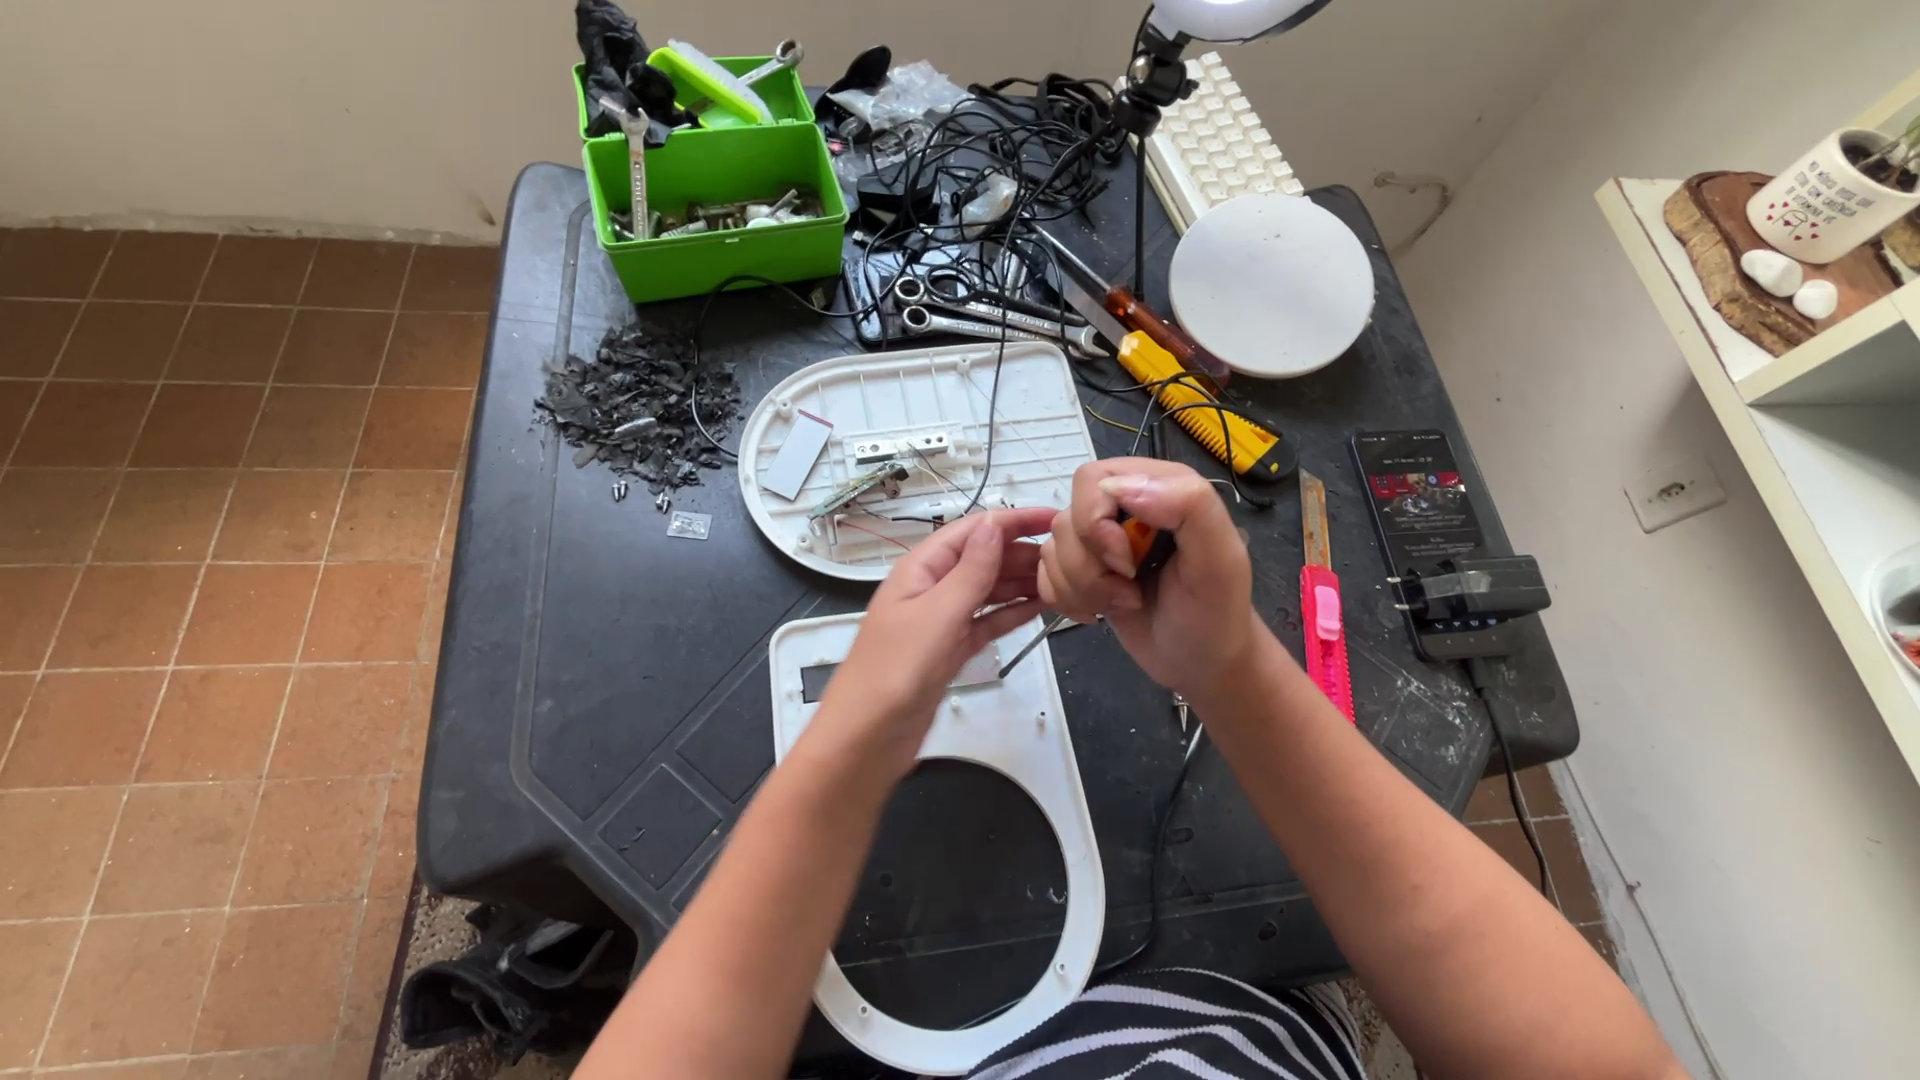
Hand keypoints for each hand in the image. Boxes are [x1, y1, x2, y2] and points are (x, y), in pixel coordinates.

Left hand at [817, 508, 1054, 773]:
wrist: (869, 736)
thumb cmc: (892, 673)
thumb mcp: (938, 613)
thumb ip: (971, 570)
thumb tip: (994, 526)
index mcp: (920, 569)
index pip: (973, 530)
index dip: (1013, 520)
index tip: (1052, 518)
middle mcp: (931, 588)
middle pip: (983, 557)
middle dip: (1023, 552)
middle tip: (1066, 555)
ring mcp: (941, 620)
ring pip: (989, 589)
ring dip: (1022, 582)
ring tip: (1060, 579)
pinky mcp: (951, 649)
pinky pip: (988, 621)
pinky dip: (1012, 612)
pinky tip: (1038, 607)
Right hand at [1038, 459, 1259, 692]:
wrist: (1201, 663)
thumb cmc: (1215, 614)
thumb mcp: (1221, 560)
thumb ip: (1189, 506)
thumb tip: (1119, 485)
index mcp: (1159, 485)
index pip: (1093, 480)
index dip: (1095, 524)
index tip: (1127, 565)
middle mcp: (1124, 505)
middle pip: (1067, 517)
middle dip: (1088, 564)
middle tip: (1128, 589)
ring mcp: (1100, 539)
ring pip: (1052, 548)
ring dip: (1083, 588)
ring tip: (1125, 603)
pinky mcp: (1082, 569)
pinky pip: (1045, 573)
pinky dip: (1066, 599)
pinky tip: (1100, 612)